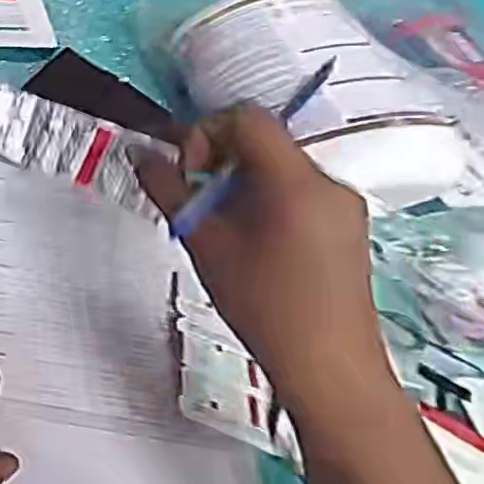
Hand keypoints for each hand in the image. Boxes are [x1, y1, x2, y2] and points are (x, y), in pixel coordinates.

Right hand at [134, 106, 386, 411]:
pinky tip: (242, 236)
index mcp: (295, 181)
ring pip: (273, 167)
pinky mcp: (343, 225)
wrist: (327, 364)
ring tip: (213, 222)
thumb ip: (168, 190)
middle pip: (259, 141)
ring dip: (233, 181)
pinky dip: (257, 197)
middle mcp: (326, 182)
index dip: (203, 134)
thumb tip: (140, 155)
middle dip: (214, 159)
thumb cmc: (262, 303)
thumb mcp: (203, 241)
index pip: (245, 119)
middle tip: (191, 197)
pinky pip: (292, 190)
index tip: (188, 173)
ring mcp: (340, 204)